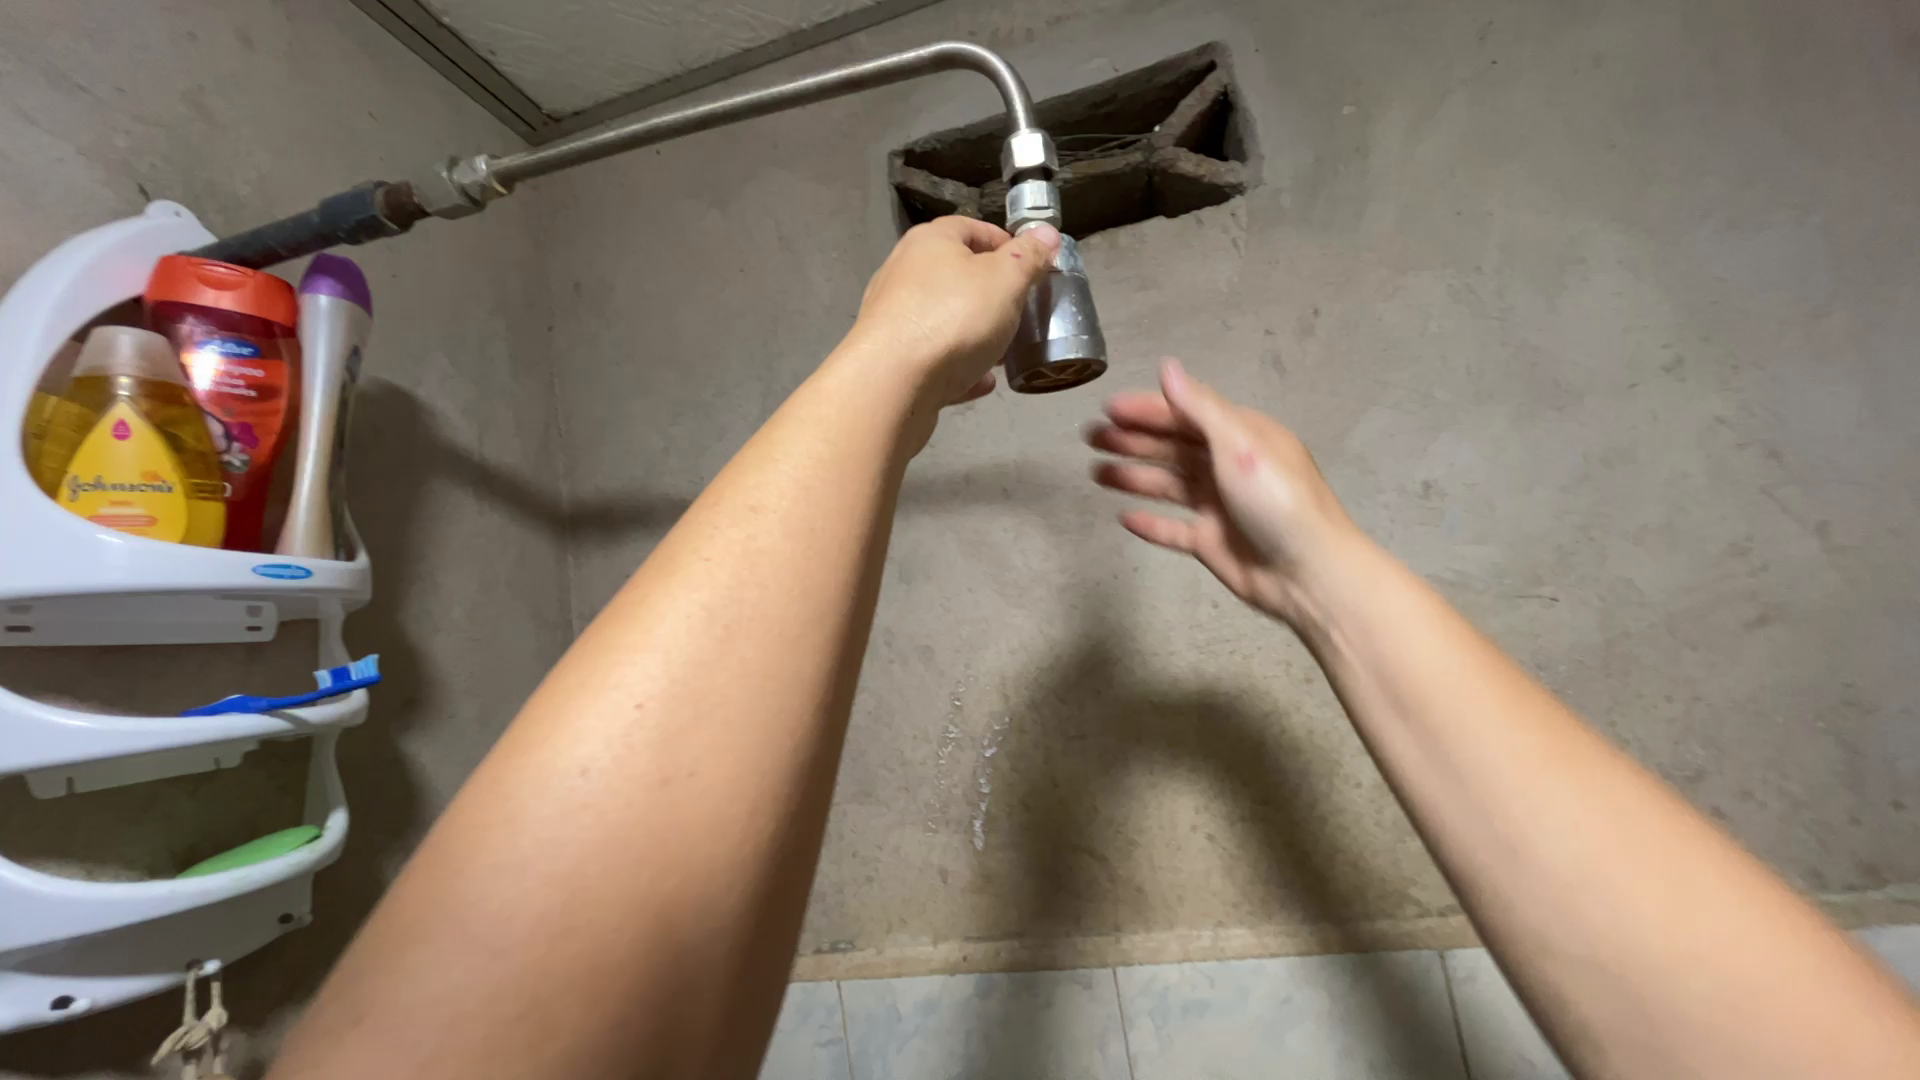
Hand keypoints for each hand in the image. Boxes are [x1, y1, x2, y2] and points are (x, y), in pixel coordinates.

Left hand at [842, 217, 1059, 411]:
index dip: (1004, 243)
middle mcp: (905, 274)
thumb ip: (1028, 257)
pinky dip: (959, 367)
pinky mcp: (893, 361)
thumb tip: (1046, 233)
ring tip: (1004, 351)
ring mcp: (895, 320)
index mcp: (930, 243)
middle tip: (1022, 312)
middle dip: (992, 294)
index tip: (1030, 267)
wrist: (892, 383)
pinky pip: (935, 360)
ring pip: (945, 321)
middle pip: (956, 276)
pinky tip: (980, 381)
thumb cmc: (953, 319)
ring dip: (976, 334)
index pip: (971, 228)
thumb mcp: (1005, 280)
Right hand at [1088, 358, 1359, 625]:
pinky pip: (1172, 529)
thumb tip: (1167, 367)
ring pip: (1167, 486)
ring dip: (1134, 477)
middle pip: (1172, 448)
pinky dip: (1150, 523)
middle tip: (1092, 438)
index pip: (1186, 415)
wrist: (1307, 572)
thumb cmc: (1276, 500)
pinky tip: (1124, 518)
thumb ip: (1199, 408)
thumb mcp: (1239, 444)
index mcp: (1241, 437)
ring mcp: (1218, 506)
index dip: (1146, 411)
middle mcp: (1228, 467)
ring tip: (1097, 473)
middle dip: (1132, 441)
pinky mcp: (1210, 542)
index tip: (1108, 410)